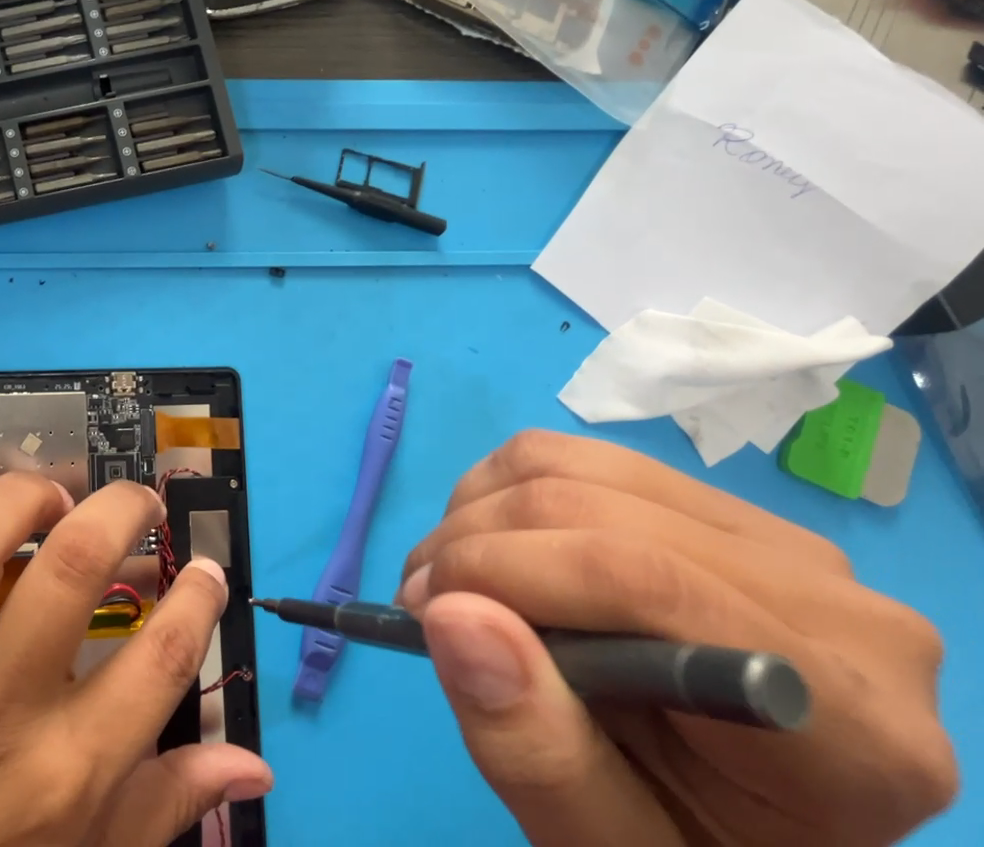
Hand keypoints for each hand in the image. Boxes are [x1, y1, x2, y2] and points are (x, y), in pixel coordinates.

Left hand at [0, 472, 272, 846]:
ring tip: (44, 498)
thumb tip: (253, 766)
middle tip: (134, 502)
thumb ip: (165, 804)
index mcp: (66, 770)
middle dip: (116, 514)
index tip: (203, 568)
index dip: (197, 599)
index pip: (159, 662)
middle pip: (68, 574)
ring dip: (12, 504)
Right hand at [399, 431, 956, 845]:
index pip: (647, 580)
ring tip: (451, 583)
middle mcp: (844, 612)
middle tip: (419, 608)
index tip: (423, 613)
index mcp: (845, 726)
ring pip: (580, 468)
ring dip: (478, 513)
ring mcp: (792, 549)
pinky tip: (494, 551)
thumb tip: (450, 613)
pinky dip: (503, 489)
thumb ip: (536, 751)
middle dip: (475, 546)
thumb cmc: (674, 839)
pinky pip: (584, 456)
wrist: (734, 817)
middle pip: (603, 514)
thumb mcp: (602, 843)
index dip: (511, 571)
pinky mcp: (734, 515)